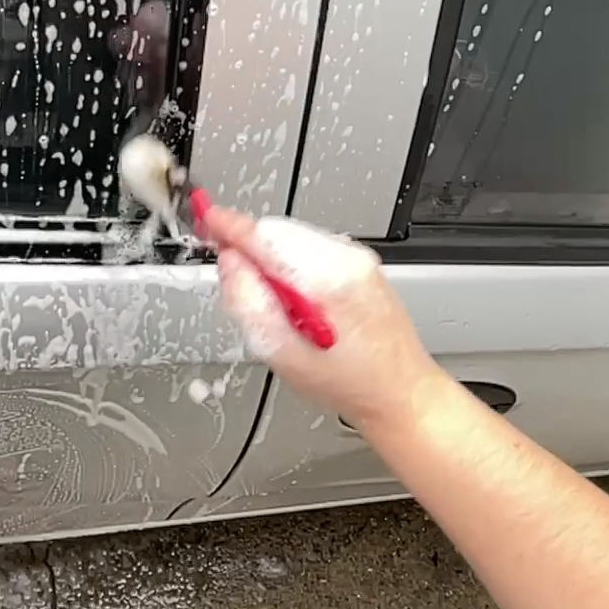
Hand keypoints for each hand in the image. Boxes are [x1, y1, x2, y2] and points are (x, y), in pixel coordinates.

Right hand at [203, 206, 447, 434]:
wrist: (400, 391)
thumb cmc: (348, 381)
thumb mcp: (281, 355)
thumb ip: (248, 304)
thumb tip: (229, 264)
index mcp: (325, 282)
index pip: (263, 235)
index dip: (229, 226)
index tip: (208, 217)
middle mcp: (344, 260)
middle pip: (275, 232)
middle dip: (250, 250)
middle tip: (242, 284)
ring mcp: (355, 257)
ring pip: (290, 236)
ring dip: (271, 258)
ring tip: (281, 305)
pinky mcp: (359, 260)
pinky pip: (308, 245)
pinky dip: (290, 262)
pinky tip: (299, 299)